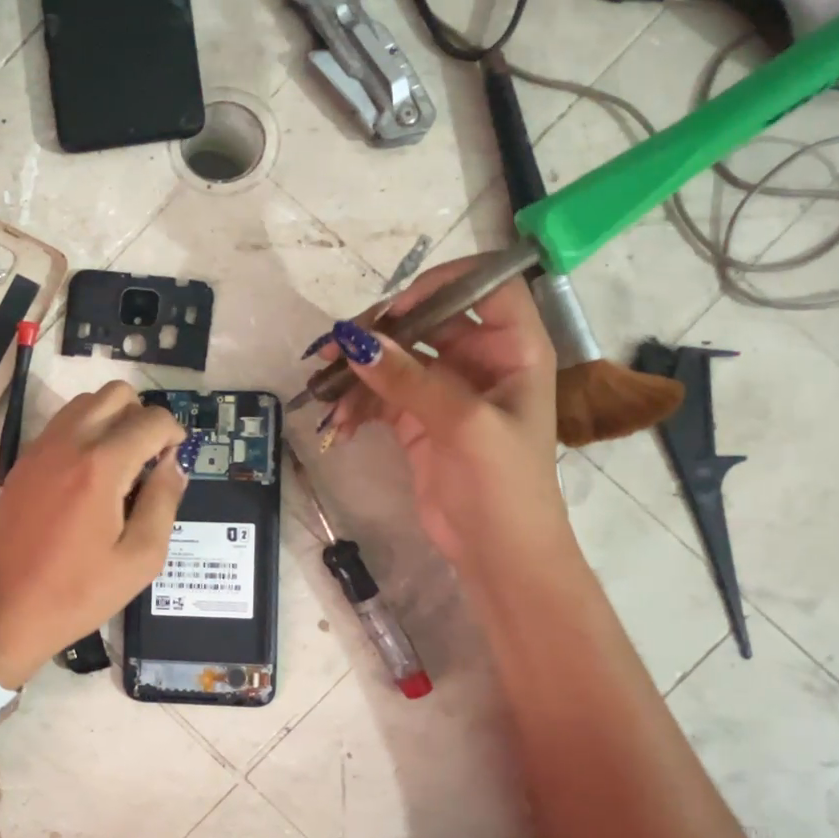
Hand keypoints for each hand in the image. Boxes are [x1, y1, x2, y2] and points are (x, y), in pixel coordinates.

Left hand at [0, 382, 186, 687]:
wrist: (8, 611)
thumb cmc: (79, 593)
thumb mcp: (140, 559)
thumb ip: (164, 502)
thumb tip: (173, 465)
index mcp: (101, 467)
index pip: (151, 420)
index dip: (174, 434)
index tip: (174, 461)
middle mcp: (67, 444)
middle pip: (115, 394)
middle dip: (141, 417)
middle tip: (148, 459)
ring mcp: (38, 451)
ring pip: (83, 404)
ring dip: (110, 420)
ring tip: (120, 465)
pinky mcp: (21, 465)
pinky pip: (59, 427)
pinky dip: (82, 434)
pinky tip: (88, 477)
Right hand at [317, 256, 565, 567]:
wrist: (499, 550)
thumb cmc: (502, 483)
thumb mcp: (461, 424)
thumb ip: (409, 379)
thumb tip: (353, 341)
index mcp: (514, 349)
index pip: (485, 287)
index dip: (442, 285)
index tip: (394, 309)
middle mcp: (481, 361)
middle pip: (426, 322)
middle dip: (378, 333)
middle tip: (332, 349)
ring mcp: (447, 392)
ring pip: (395, 361)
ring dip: (359, 374)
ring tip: (324, 393)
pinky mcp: (419, 422)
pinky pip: (381, 397)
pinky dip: (358, 406)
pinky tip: (341, 424)